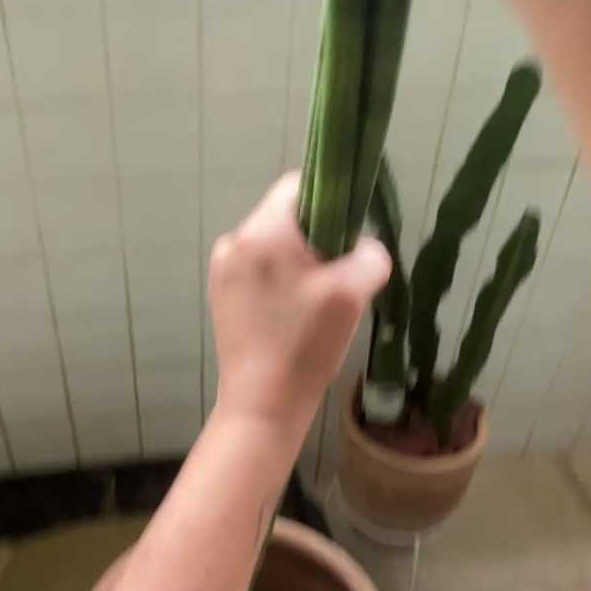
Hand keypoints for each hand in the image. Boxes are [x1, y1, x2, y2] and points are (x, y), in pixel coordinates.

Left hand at [209, 174, 390, 431]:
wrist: (263, 405)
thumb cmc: (306, 346)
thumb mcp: (352, 293)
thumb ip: (368, 255)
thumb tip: (362, 248)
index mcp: (261, 231)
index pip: (301, 184)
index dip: (334, 200)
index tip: (351, 235)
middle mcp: (234, 242)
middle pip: (289, 218)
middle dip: (319, 241)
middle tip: (339, 280)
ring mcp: (223, 271)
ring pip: (277, 248)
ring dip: (302, 266)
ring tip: (317, 306)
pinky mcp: (222, 297)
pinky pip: (262, 273)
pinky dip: (283, 286)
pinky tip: (295, 319)